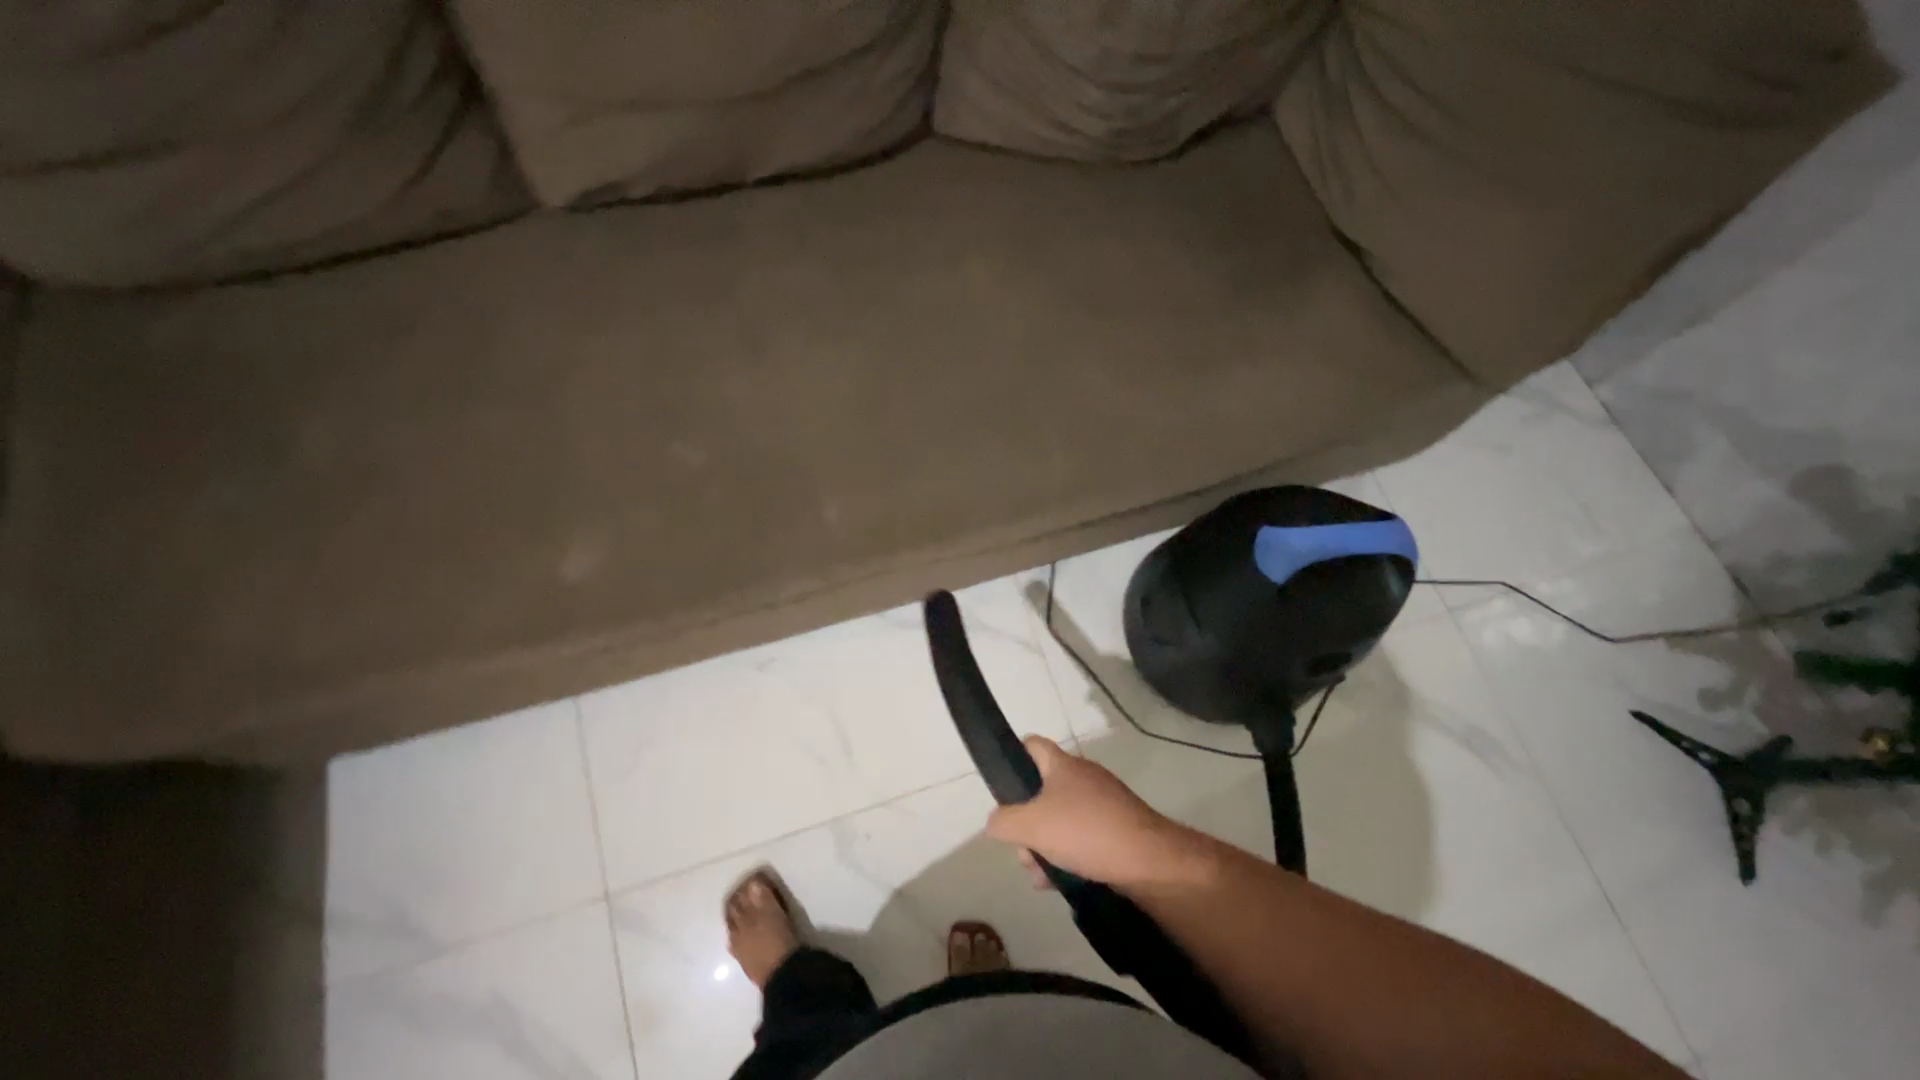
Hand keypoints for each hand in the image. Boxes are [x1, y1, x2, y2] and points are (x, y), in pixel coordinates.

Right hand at [985, 736, 1208, 889]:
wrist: (1148, 861)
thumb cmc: (1085, 832)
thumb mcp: (1030, 825)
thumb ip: (1003, 821)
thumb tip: (995, 822)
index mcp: (1063, 765)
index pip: (1031, 745)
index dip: (1012, 759)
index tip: (1002, 790)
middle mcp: (1083, 777)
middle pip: (1041, 792)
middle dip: (1025, 824)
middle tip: (1022, 850)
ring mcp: (1102, 804)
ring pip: (1060, 820)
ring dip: (1044, 846)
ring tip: (1040, 875)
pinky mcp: (1116, 829)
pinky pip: (1081, 839)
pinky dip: (1067, 857)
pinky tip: (1059, 882)